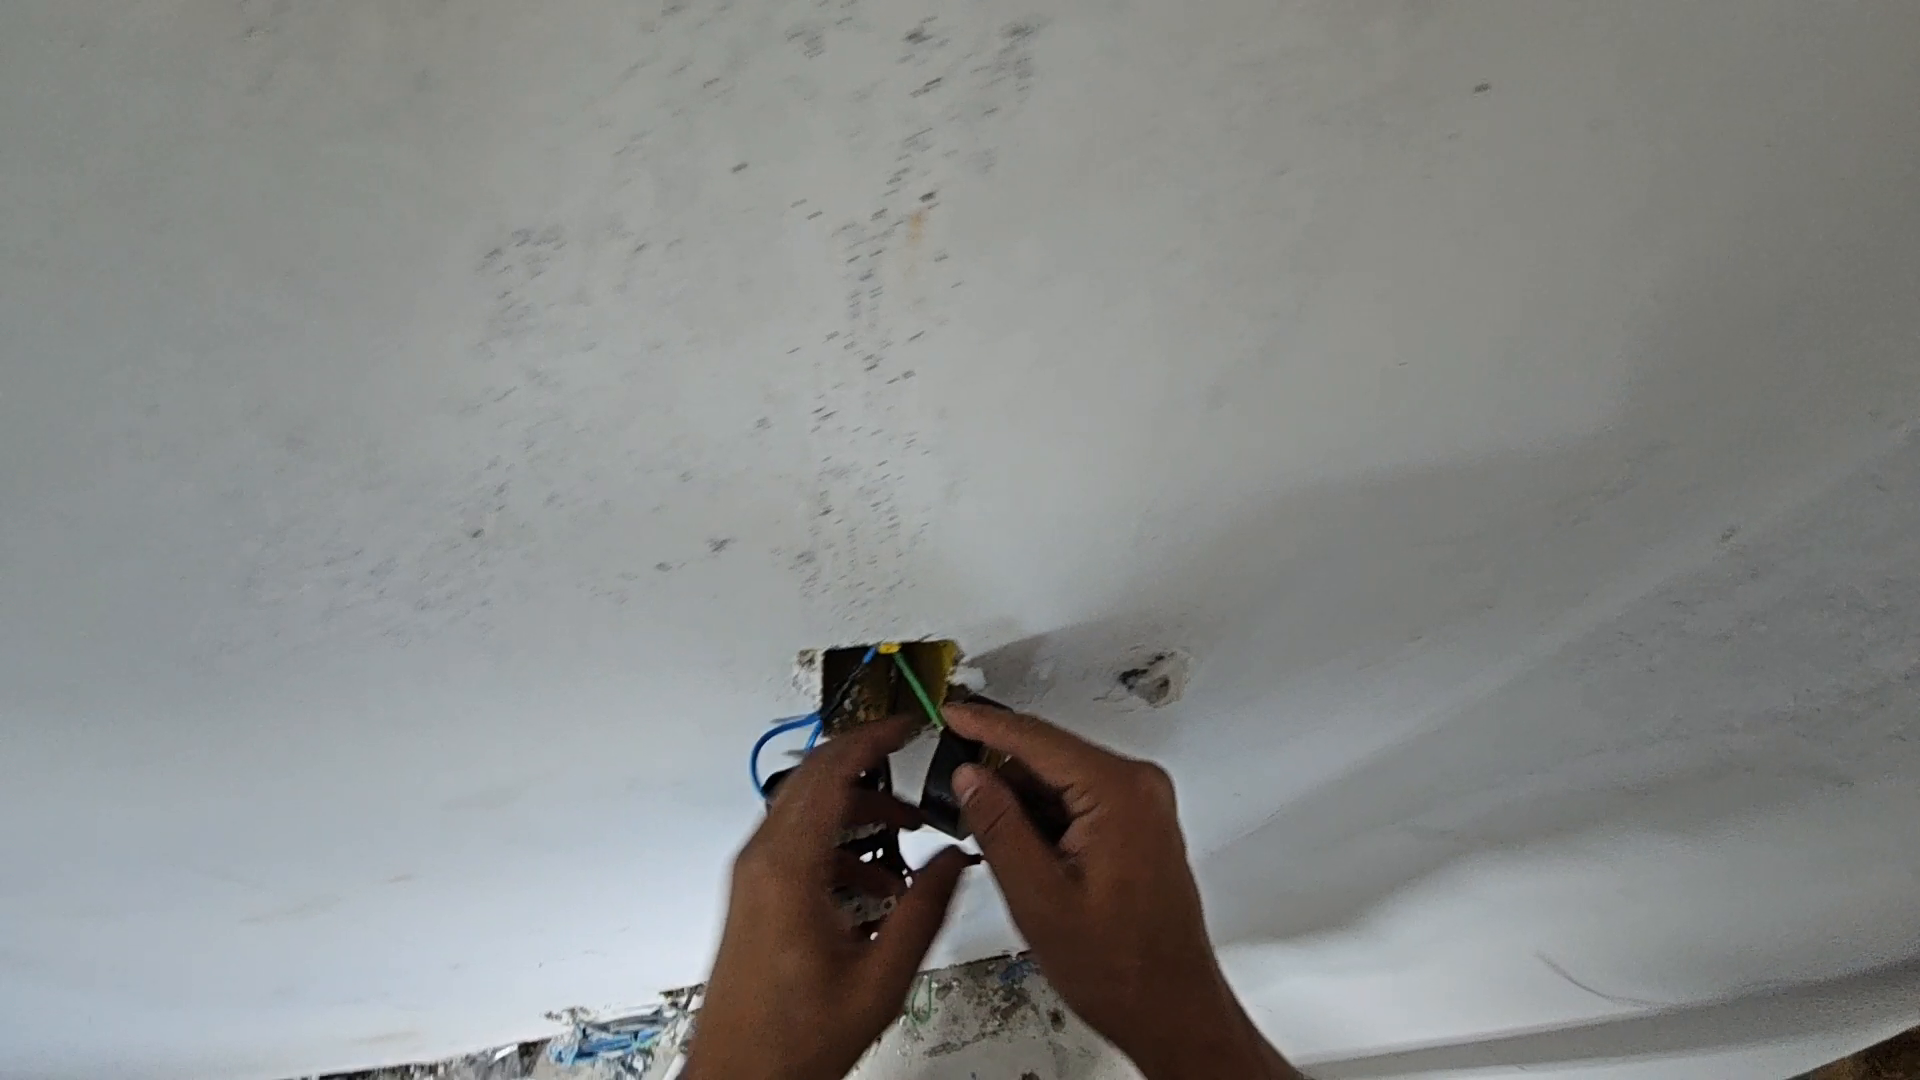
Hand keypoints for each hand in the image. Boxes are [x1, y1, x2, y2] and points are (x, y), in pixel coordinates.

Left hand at [684, 717, 975, 1079]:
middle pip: (816, 777)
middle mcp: (763, 855)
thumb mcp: (880, 979)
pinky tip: (878, 881)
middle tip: (914, 760)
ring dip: (859, 807)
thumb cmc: (799, 1039)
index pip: (832, 772)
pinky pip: (800, 839)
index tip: (911, 725)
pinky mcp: (755, 889)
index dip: (873, 739)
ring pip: (809, 807)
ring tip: (909, 830)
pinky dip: (840, 840)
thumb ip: (924, 910)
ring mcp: (754, 871)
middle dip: (870, 763)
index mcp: (789, 865)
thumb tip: (959, 857)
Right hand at [945, 704, 1299, 1079]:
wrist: (1173, 1012)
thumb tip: (970, 774)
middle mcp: (1137, 784)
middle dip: (1002, 778)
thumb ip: (999, 826)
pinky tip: (1029, 853)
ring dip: (1023, 803)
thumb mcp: (1038, 898)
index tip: (950, 713)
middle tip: (961, 804)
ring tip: (1000, 848)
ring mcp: (1141, 800)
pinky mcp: (1137, 819)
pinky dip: (1046, 817)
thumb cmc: (1117, 968)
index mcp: (1118, 792)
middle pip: (1049, 757)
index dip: (985, 724)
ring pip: (1060, 779)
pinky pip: (1078, 798)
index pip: (1037, 739)